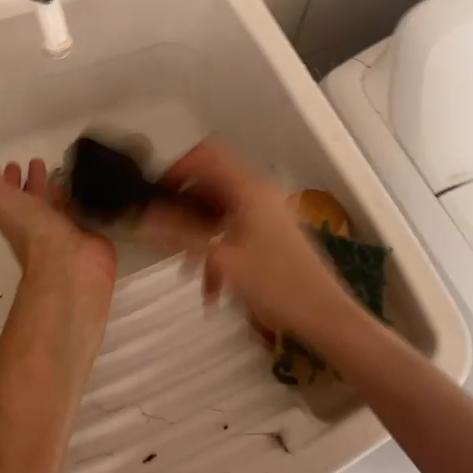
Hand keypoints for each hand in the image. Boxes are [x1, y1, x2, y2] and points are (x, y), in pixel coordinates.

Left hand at [0, 145, 116, 286]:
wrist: (66, 264)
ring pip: (59, 204)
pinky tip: (91, 186)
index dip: (9, 177)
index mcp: (15, 214)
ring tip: (65, 172)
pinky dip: (85, 198)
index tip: (14, 162)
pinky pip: (84, 209)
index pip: (10, 192)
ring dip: (59, 189)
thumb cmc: (30, 230)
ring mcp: (63, 227)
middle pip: (34, 197)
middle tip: (39, 161)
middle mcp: (38, 221)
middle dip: (35, 180)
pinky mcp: (88, 229)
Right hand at [139, 139, 359, 339]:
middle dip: (187, 208)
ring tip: (188, 267)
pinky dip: (218, 248)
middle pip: (212, 184)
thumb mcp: (222, 259)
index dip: (179, 167)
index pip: (207, 155)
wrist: (327, 318)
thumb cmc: (279, 286)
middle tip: (167, 231)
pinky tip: (212, 284)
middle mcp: (260, 193)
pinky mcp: (273, 234)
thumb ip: (181, 235)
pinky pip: (235, 229)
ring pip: (222, 210)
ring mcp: (269, 213)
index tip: (158, 191)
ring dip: (201, 235)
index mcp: (250, 189)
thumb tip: (145, 218)